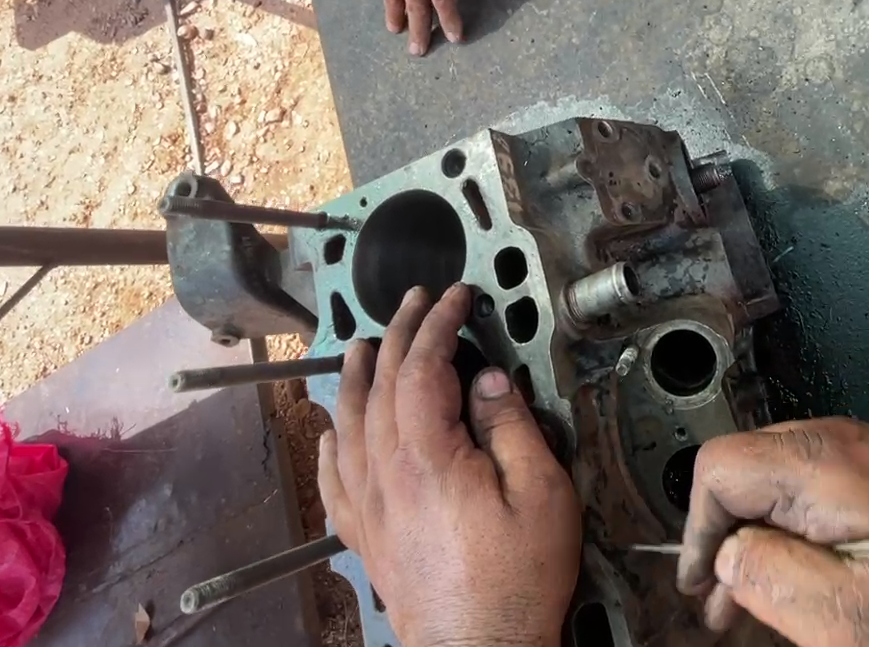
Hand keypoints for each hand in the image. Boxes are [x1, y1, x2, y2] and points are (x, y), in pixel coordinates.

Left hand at [319, 284, 579, 646]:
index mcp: (427, 457)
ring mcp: (368, 507)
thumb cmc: (518, 574)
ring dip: (354, 375)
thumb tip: (486, 378)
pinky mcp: (365, 536)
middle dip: (397, 332)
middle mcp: (384, 475)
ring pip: (348, 423)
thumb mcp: (539, 489)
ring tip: (359, 342)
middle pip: (379, 384)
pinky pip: (333, 478)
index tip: (456, 294)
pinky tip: (329, 430)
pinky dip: (329, 442)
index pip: (421, 367)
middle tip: (414, 299)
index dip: (438, 323)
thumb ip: (508, 425)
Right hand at [676, 418, 868, 646]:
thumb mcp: (843, 619)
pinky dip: (786, 526)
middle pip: (741, 466)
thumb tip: (725, 554)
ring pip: (770, 476)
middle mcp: (835, 439)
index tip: (701, 587)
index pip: (720, 466)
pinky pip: (805, 485)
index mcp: (820, 462)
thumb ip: (767, 577)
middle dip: (722, 533)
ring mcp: (857, 449)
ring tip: (750, 599)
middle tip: (720, 605)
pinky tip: (795, 573)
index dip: (698, 527)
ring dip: (752, 534)